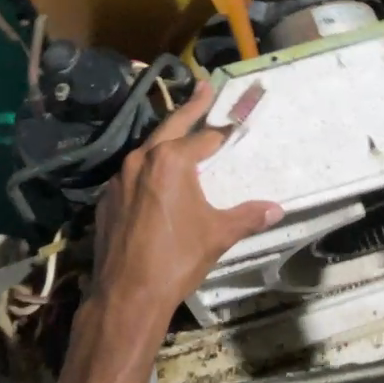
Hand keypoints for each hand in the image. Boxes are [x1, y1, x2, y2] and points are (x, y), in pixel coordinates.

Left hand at [90, 83, 283, 318]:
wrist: (126, 296)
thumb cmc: (176, 259)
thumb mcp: (218, 235)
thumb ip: (247, 216)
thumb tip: (277, 209)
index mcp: (172, 159)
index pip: (204, 138)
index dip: (221, 133)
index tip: (233, 124)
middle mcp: (142, 159)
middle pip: (172, 126)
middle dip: (191, 107)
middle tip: (203, 86)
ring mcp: (120, 177)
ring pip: (148, 149)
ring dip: (166, 140)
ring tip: (180, 133)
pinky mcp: (106, 198)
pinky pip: (131, 174)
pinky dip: (146, 169)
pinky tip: (154, 180)